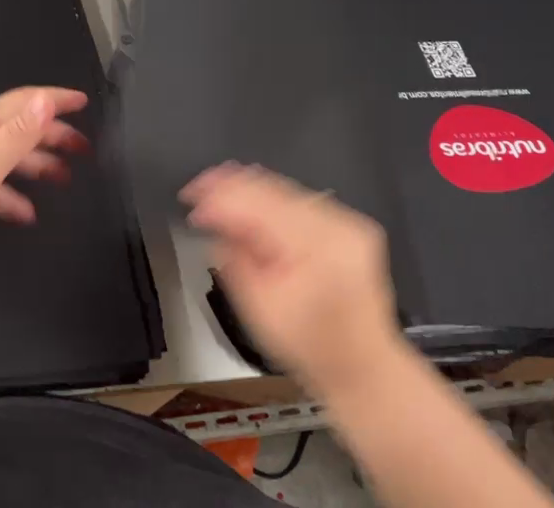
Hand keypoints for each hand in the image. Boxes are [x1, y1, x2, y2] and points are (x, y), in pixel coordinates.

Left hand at [0, 87, 90, 251]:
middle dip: (53, 135)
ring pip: (9, 158)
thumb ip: (20, 130)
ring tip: (63, 179)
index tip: (83, 102)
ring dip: (37, 166)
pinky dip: (12, 196)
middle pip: (21, 128)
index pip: (26, 101)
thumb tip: (46, 98)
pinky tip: (26, 214)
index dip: (55, 99)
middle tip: (83, 149)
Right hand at [181, 164, 402, 396]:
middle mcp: (337, 227)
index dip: (220, 197)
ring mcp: (347, 224)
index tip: (191, 196)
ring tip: (215, 189)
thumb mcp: (258, 308)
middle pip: (273, 190)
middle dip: (231, 187)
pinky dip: (271, 200)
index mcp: (317, 249)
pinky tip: (248, 199)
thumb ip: (234, 258)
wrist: (362, 366)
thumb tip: (213, 220)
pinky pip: (300, 201)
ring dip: (249, 190)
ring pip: (286, 191)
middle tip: (197, 189)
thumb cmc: (309, 346)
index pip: (258, 206)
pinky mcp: (347, 227)